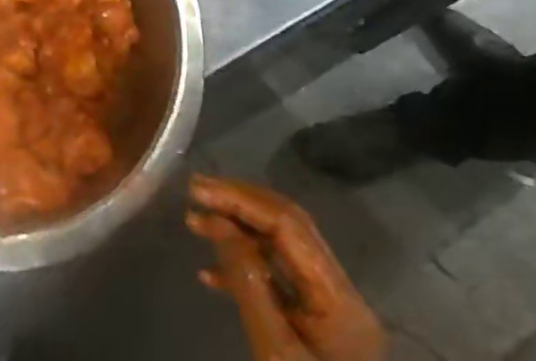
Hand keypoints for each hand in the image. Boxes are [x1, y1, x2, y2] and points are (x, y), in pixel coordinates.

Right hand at [187, 174, 384, 360]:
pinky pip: (279, 279)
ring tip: (195, 223)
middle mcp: (339, 292)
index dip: (241, 200)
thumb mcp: (275, 352)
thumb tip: (221, 224)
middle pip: (289, 227)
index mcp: (338, 298)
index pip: (288, 225)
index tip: (197, 191)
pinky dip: (244, 266)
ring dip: (239, 231)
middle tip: (195, 193)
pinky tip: (210, 274)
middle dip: (240, 205)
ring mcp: (329, 309)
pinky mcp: (315, 325)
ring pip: (282, 249)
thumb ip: (249, 284)